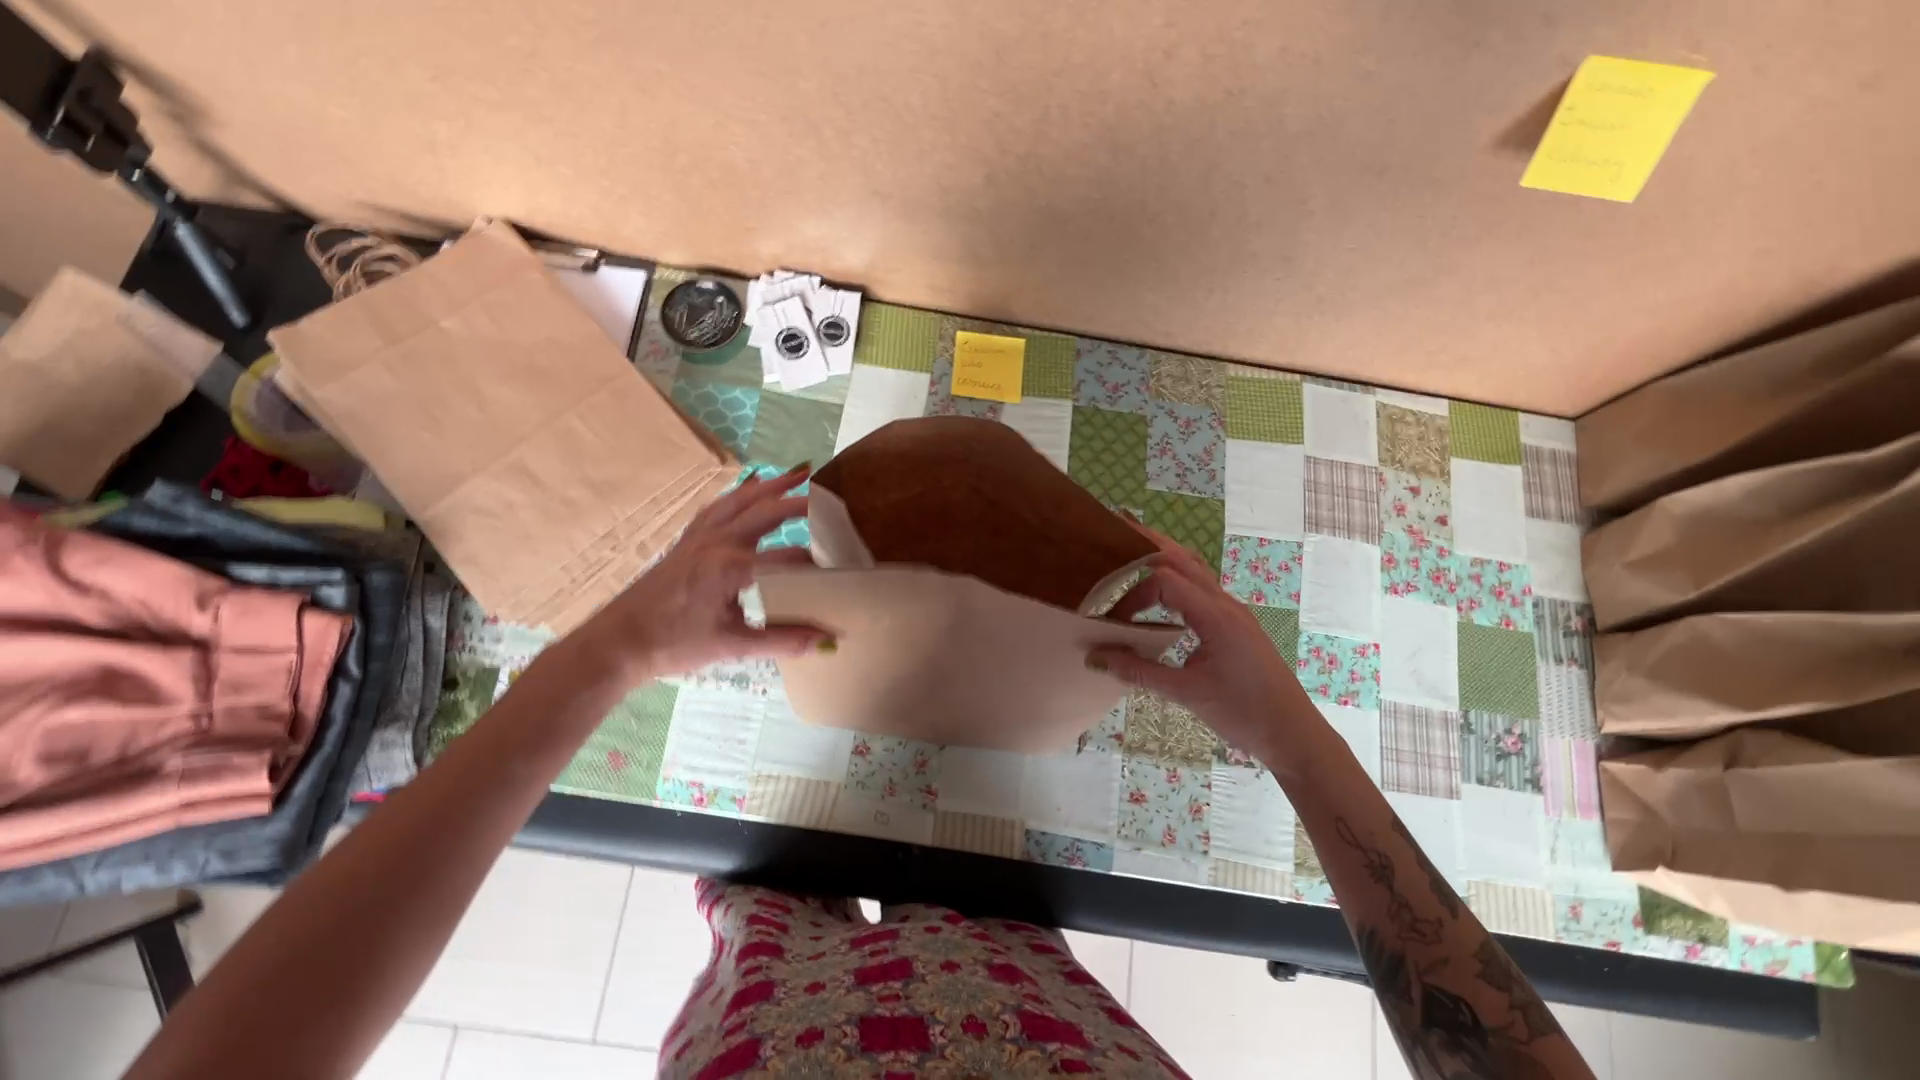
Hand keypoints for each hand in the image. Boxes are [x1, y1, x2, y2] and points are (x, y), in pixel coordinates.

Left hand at [569, 465, 827, 684]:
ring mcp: (698, 537)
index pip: (787, 557)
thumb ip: (783, 639)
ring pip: (739, 500)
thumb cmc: (674, 644)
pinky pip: (718, 507)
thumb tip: (826, 640)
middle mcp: (716, 542)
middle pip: (764, 511)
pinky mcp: (685, 541)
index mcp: (731, 566)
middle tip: (827, 492)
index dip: (816, 563)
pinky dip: (739, 495)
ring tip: (796, 473)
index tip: (840, 567)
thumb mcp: (732, 645)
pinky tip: (749, 492)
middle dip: (798, 499)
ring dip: (770, 486)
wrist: (618, 642)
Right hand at [1089, 526, 1317, 757]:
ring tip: (1133, 553)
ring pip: (1195, 571)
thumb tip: (1095, 657)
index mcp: (1216, 616)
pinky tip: (1160, 599)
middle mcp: (1226, 604)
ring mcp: (1233, 613)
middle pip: (1182, 558)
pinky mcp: (1236, 626)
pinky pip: (1202, 591)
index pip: (1165, 580)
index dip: (1133, 594)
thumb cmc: (1243, 713)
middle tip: (1116, 529)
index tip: (1114, 622)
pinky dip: (1176, 583)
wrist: (1293, 734)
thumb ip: (1139, 672)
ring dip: (1164, 559)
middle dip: (1149, 543)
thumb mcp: (1186, 694)